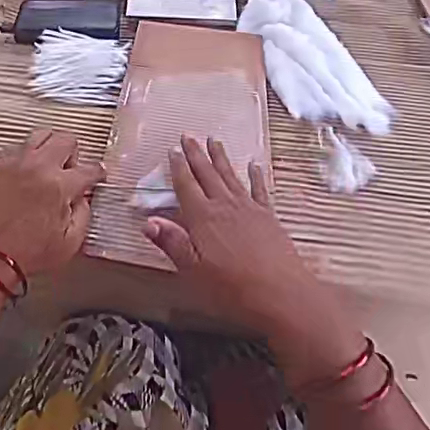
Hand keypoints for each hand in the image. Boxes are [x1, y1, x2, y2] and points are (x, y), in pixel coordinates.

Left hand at [0, 129, 103, 277]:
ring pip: (42, 134)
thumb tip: (84, 197)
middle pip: (66, 139)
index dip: (97, 173)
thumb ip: (84, 214)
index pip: (89, 169)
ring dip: (50, 147)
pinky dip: (27, 154)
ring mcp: (17, 161)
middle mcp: (40, 166)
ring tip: (48, 167)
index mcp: (59, 185)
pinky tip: (27, 171)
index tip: (97, 176)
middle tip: (68, 173)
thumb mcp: (70, 243)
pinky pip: (19, 146)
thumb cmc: (31, 252)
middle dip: (73, 155)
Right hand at [143, 137, 363, 383]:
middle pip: (207, 174)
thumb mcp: (194, 272)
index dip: (178, 167)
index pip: (186, 186)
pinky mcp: (267, 216)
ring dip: (220, 157)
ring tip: (214, 140)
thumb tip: (148, 220)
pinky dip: (255, 175)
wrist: (281, 293)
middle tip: (188, 135)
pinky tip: (253, 165)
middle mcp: (224, 206)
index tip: (173, 149)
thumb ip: (172, 243)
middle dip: (196, 154)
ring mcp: (248, 208)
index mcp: (203, 218)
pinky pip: (258, 189)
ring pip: (230, 176)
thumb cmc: (233, 288)